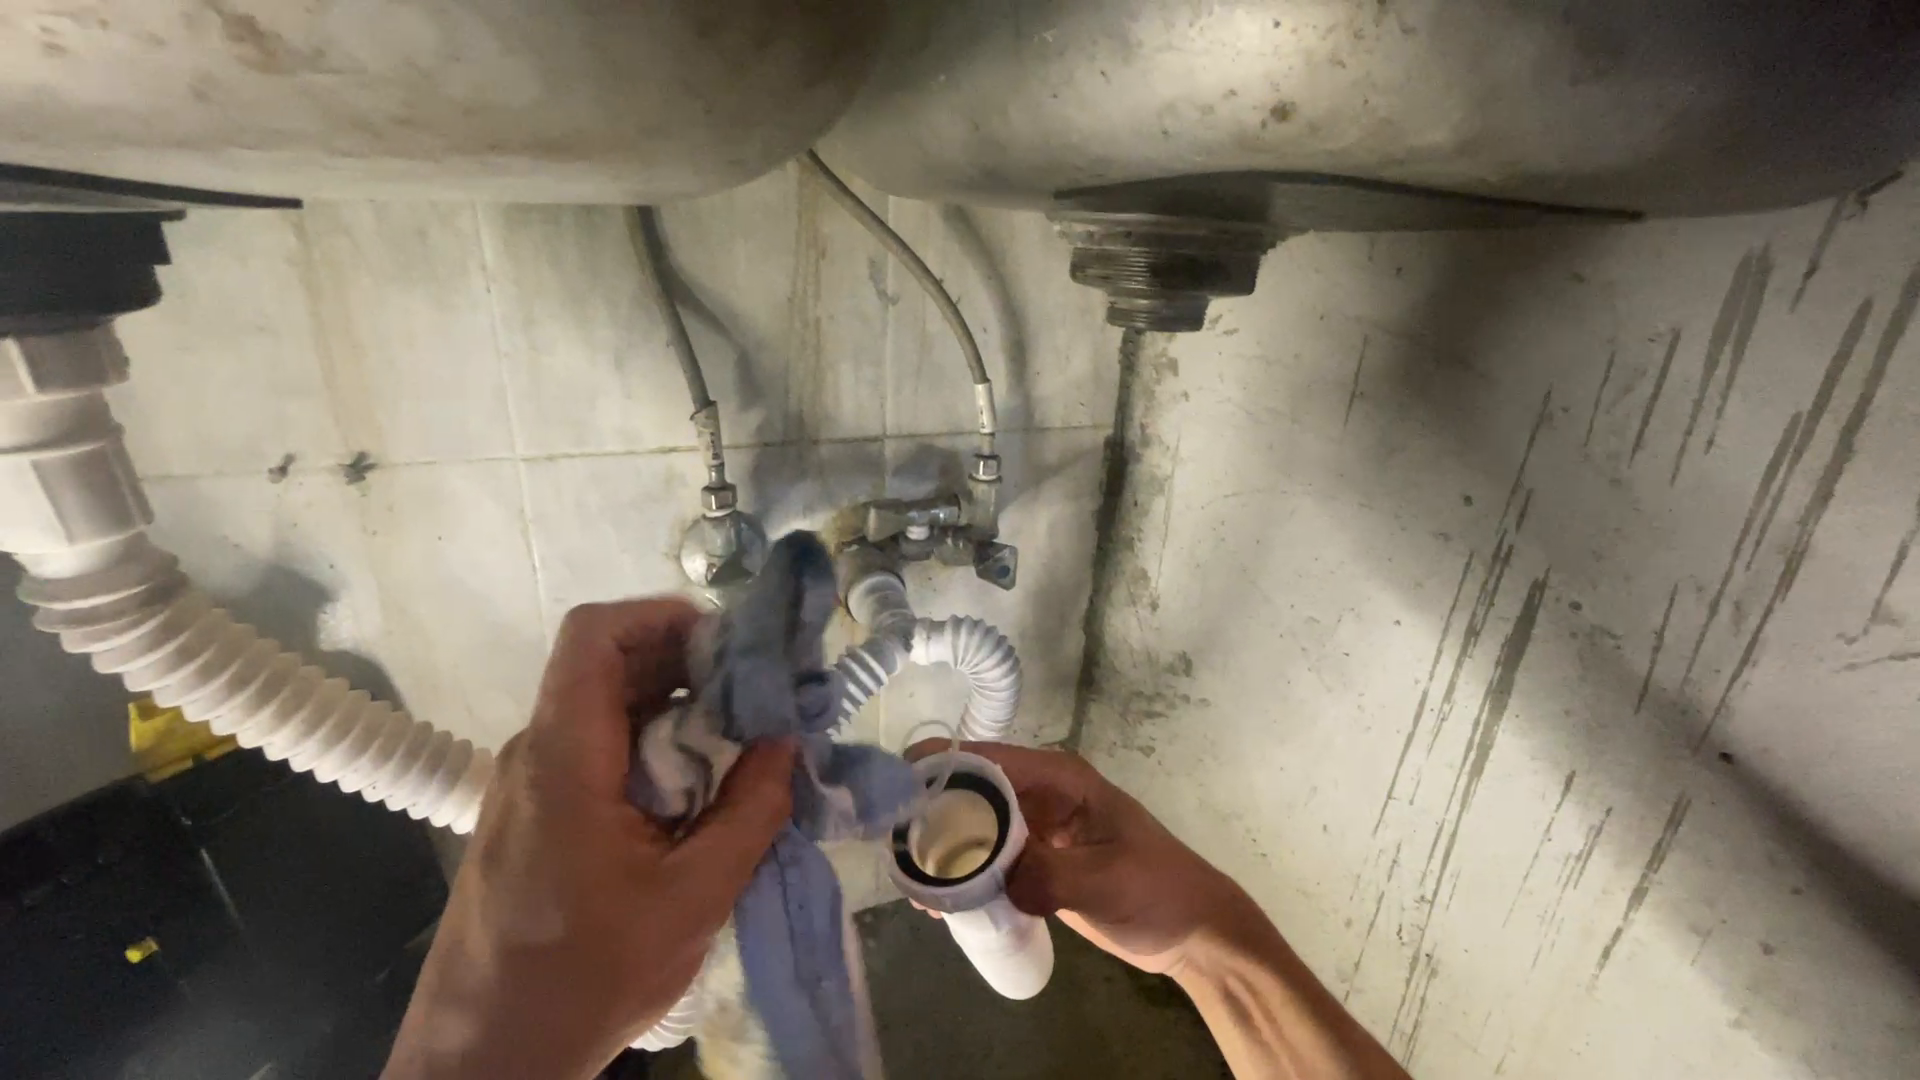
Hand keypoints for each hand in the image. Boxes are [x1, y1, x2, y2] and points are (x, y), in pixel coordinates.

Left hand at [384, 600, 795, 1079]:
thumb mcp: (694, 897)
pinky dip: (655, 745)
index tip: (729, 642)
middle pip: (608, 665)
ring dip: (677, 708)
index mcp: (564, 759)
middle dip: (689, 663)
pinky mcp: (535, 812)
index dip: (661, 614)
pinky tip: (699, 785)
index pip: (593, 636)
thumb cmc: (584, 978)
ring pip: (607, 707)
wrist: (484, 1066)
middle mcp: (536, 753)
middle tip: (758, 693)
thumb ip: (751, 809)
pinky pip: (599, 748)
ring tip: (741, 738)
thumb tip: (785, 740)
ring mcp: (530, 783)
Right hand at [905, 740, 1254, 976]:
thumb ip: (1049, 874)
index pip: (986, 759)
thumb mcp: (1105, 879)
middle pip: (971, 790)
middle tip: (896, 851)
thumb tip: (994, 882)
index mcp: (1057, 778)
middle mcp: (1039, 794)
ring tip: (912, 885)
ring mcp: (1035, 829)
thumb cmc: (1158, 890)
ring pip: (974, 826)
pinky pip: (988, 860)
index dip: (940, 768)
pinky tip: (942, 906)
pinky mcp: (1035, 862)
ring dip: (943, 849)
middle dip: (931, 814)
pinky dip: (964, 876)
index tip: (894, 792)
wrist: (1193, 932)